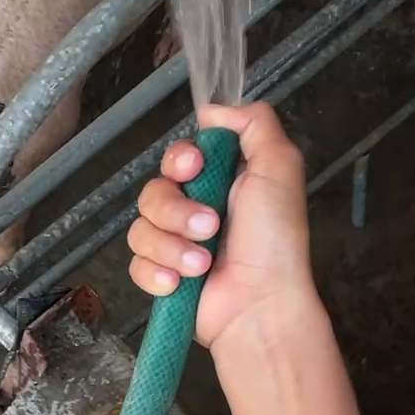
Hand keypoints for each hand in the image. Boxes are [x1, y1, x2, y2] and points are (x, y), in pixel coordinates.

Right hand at [127, 102, 316, 346]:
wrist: (259, 304)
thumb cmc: (274, 241)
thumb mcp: (277, 168)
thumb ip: (253, 125)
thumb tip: (212, 110)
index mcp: (218, 183)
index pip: (176, 160)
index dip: (178, 162)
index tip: (193, 171)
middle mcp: (192, 212)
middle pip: (152, 194)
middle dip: (176, 211)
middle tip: (209, 228)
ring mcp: (173, 247)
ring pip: (141, 230)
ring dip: (171, 247)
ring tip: (201, 265)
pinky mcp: (160, 279)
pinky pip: (136, 265)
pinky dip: (157, 274)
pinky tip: (178, 285)